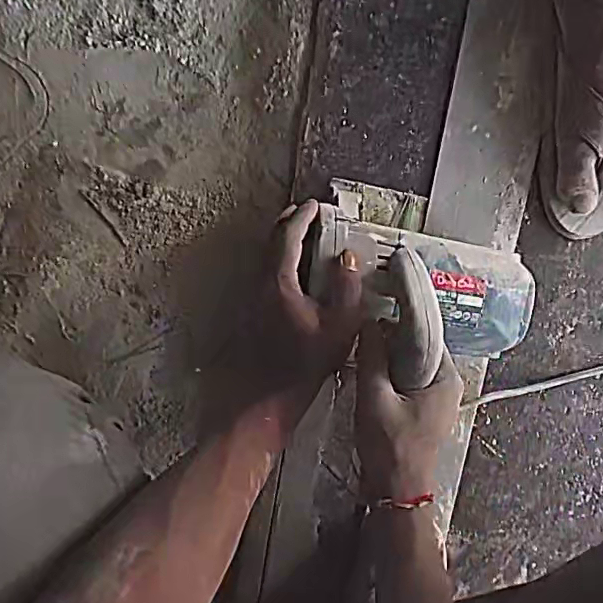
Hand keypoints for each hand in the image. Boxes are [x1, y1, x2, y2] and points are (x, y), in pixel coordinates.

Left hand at [257, 200, 363, 399]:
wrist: (267, 396)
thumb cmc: (305, 364)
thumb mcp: (339, 327)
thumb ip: (347, 289)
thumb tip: (348, 258)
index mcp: (280, 282)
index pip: (288, 236)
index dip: (304, 216)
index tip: (319, 206)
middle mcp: (261, 284)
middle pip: (272, 241)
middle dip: (291, 223)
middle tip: (311, 215)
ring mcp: (254, 298)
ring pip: (269, 257)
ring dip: (287, 242)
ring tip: (309, 238)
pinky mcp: (255, 312)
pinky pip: (269, 273)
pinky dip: (284, 261)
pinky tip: (301, 273)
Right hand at [356, 320, 462, 501]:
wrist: (397, 492)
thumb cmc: (390, 446)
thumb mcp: (375, 398)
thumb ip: (373, 358)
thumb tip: (369, 321)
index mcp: (447, 376)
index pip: (426, 332)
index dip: (399, 318)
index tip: (374, 305)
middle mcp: (449, 383)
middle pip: (419, 347)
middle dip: (392, 337)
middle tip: (363, 328)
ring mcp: (439, 397)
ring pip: (412, 363)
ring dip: (389, 356)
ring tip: (363, 344)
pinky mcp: (426, 409)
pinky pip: (409, 379)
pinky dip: (391, 373)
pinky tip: (370, 369)